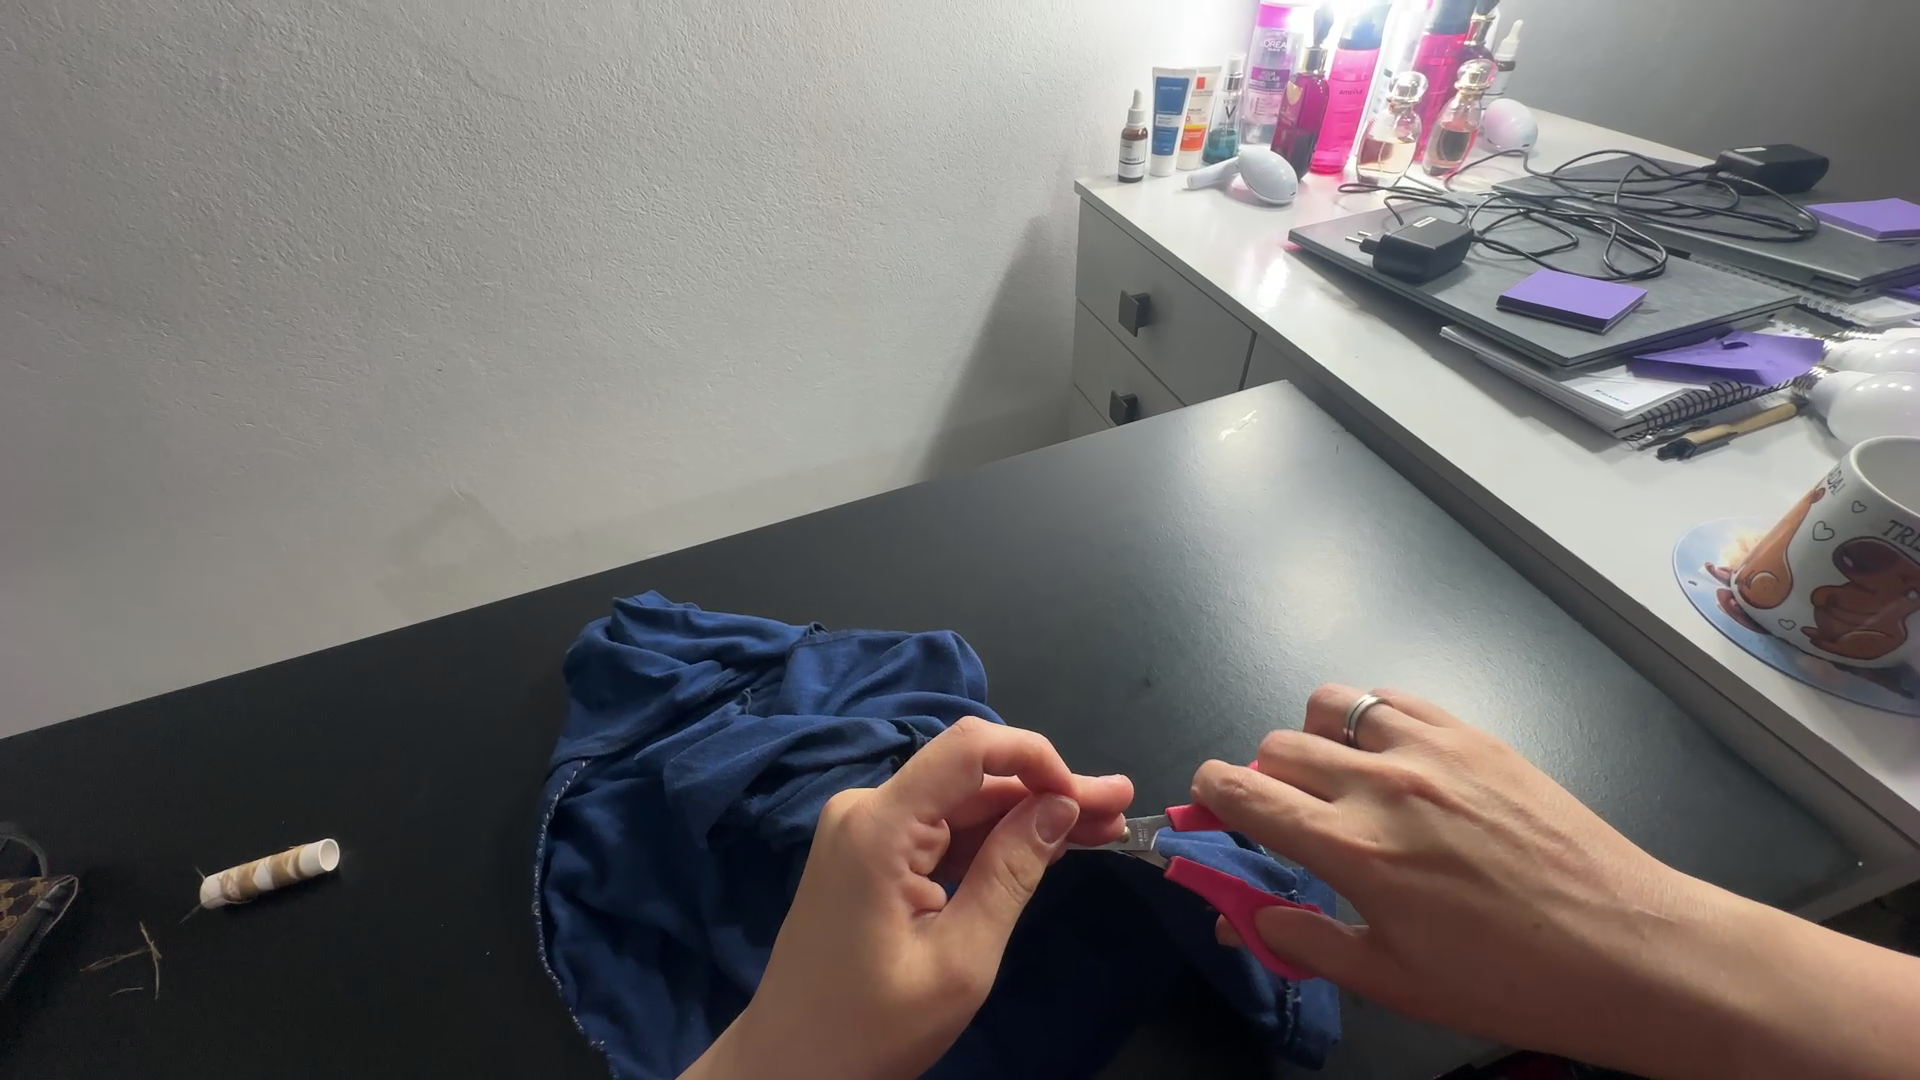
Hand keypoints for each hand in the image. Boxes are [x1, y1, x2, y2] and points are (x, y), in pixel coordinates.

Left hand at [685, 717, 1133, 1079]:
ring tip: (1101, 824)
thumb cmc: (871, 1030)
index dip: (1032, 756)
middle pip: (973, 778)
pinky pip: (945, 829)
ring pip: (965, 803)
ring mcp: (869, 826)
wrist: (789, 1066)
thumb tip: (1060, 806)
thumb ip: (1011, 873)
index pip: (967, 748)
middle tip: (1117, 805)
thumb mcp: (960, 961)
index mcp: (879, 824)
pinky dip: (996, 838)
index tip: (1082, 795)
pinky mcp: (875, 848)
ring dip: (1030, 814)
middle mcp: (870, 807)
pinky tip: (1048, 841)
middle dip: (1047, 790)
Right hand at [1192, 685, 1714, 1071]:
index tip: (1215, 806)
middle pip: (1272, 746)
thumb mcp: (1396, 982)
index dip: (1209, 792)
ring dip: (1315, 739)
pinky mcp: (1467, 732)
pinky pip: (1386, 698)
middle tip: (1297, 815)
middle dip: (1264, 778)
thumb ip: (1302, 941)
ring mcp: (1425, 749)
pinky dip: (1369, 722)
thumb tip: (1233, 919)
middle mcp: (1377, 785)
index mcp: (1351, 849)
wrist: (1640, 951)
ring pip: (1323, 706)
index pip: (1237, 788)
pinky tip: (1396, 759)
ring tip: (1346, 776)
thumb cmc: (1510, 979)